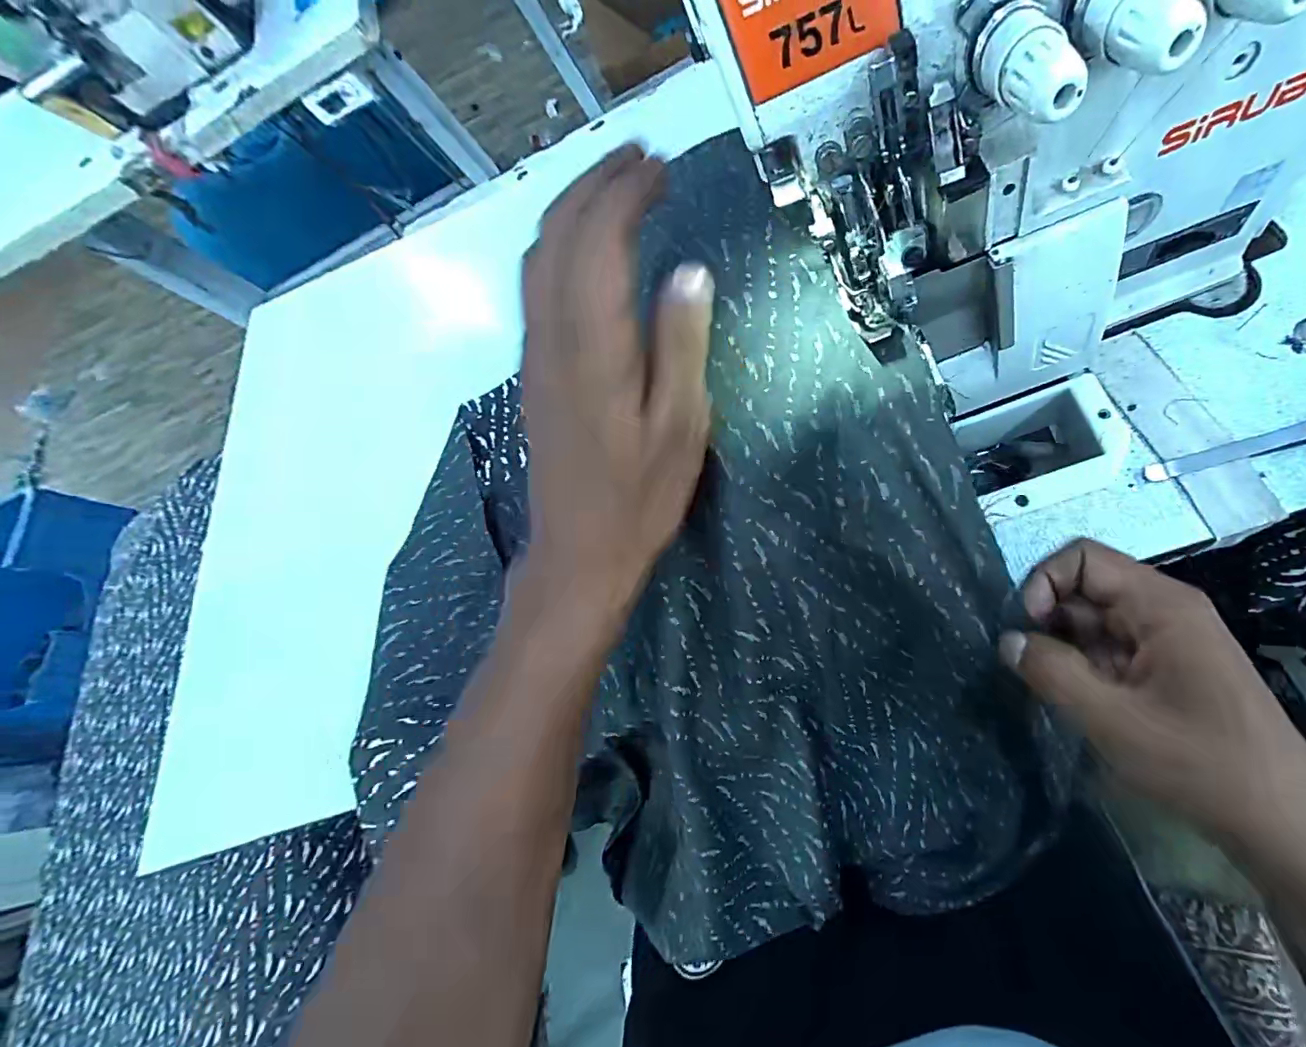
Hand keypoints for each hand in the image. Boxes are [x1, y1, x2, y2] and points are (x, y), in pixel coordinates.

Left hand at [518, 145, 713, 605]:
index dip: (626, 194)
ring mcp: (537, 350)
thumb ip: (682, 346)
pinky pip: (538, 282)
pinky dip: (563, 243)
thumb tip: (690, 273)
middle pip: (558, 234)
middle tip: (642, 159)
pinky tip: (590, 246)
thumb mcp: (681, 426)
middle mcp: (551, 334)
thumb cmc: (641, 496)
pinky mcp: (537, 367)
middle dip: (596, 184)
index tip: (662, 168)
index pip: (598, 242)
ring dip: (574, 208)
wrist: (579, 548)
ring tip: (618, 185)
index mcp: (592, 345)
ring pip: (540, 253)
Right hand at [999, 539, 1305, 852]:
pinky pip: (1120, 651)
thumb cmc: (1199, 763)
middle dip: (1052, 622)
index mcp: (1160, 603)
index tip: (1025, 632)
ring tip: (1054, 694)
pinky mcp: (1174, 668)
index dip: (1044, 583)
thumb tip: (1007, 641)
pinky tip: (1084, 705)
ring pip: (1101, 624)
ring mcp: (1173, 639)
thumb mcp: (1113, 720)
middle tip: (1032, 672)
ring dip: (1071, 651)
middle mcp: (1167, 609)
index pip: (1083, 558)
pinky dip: (1093, 670)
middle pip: (1091, 590)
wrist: (1278, 817)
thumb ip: (1053, 673)